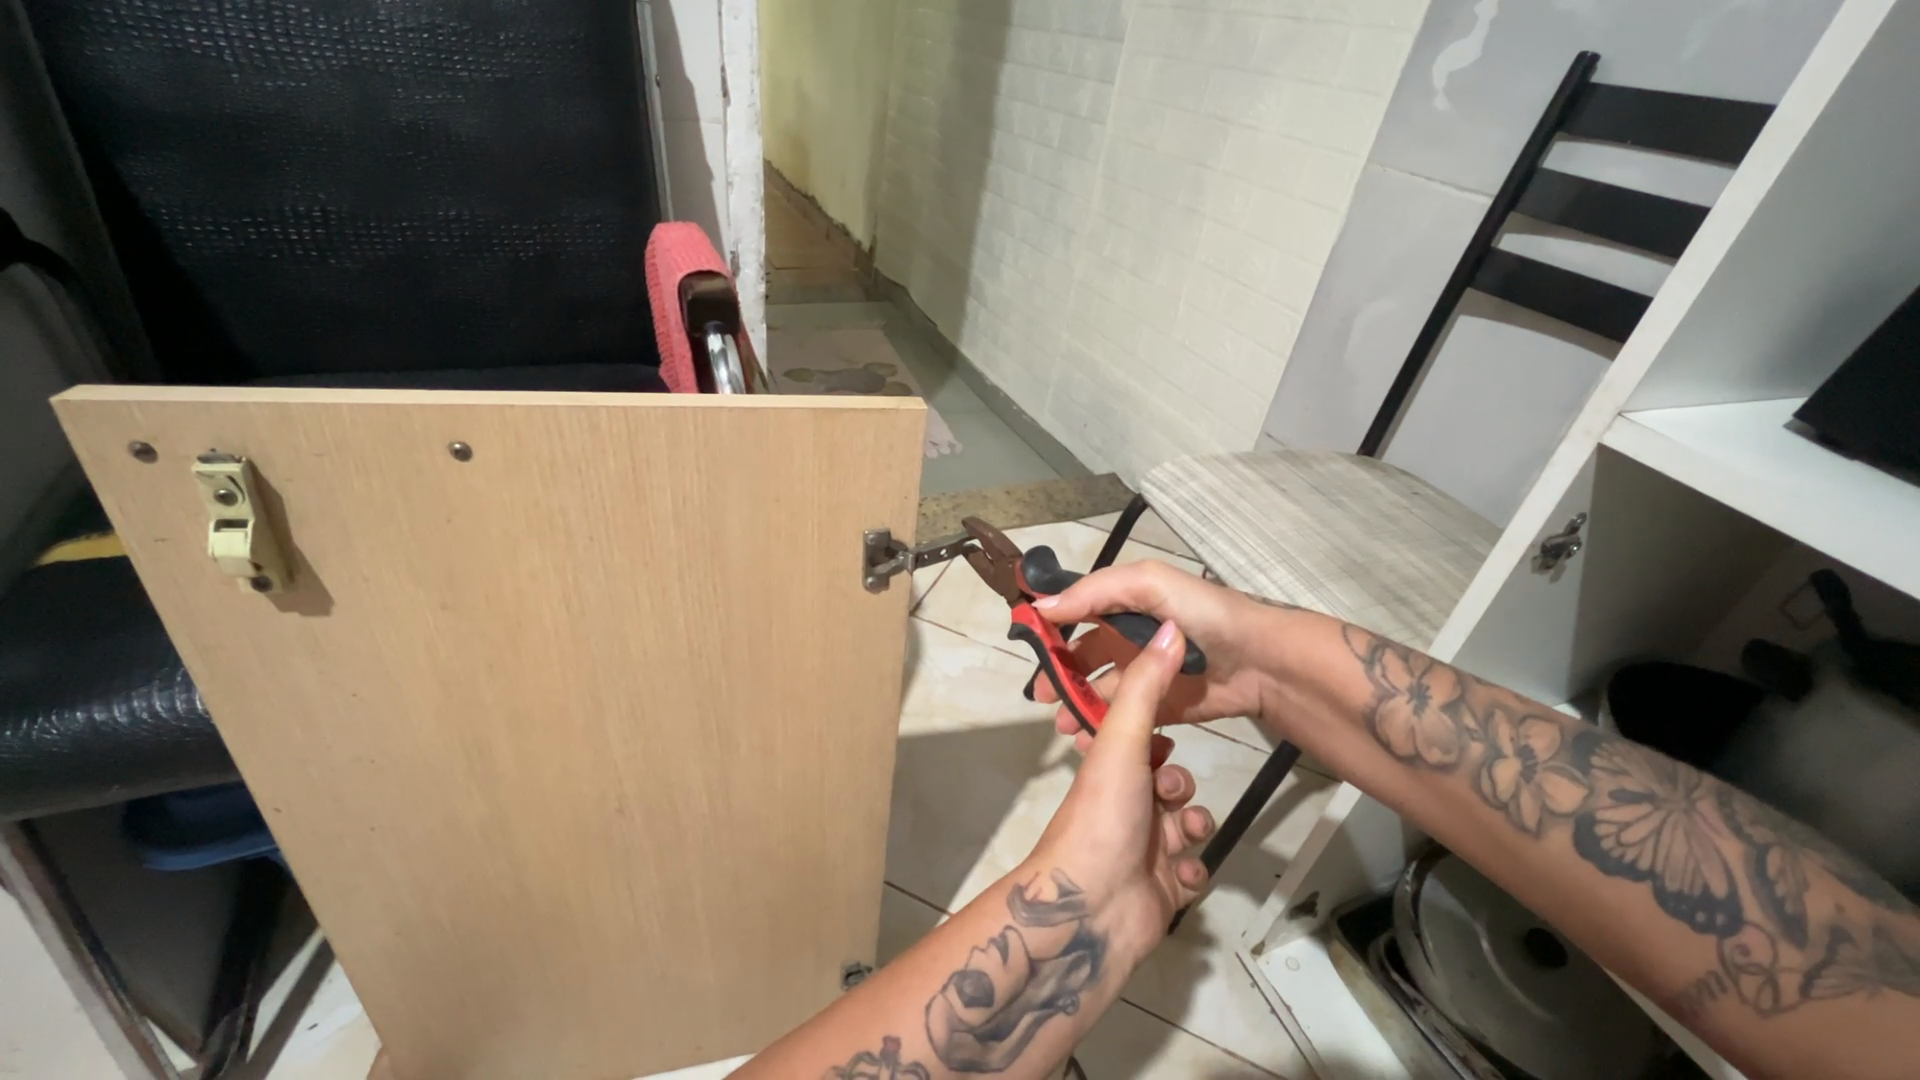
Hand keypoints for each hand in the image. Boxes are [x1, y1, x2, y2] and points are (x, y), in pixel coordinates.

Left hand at [1021, 619, 1219, 959]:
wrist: (1090, 907)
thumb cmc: (1100, 815)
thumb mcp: (1121, 741)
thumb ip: (1147, 686)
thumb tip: (1171, 626)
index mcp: (1108, 771)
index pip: (1144, 746)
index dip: (1162, 745)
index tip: (1168, 745)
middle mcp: (1125, 805)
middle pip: (1173, 786)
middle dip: (1181, 791)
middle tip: (1168, 799)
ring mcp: (1144, 848)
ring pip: (1188, 825)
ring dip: (1191, 828)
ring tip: (1178, 839)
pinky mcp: (1162, 886)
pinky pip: (1193, 869)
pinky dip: (1191, 871)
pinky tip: (1178, 875)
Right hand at [1031, 561, 1284, 745]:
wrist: (1259, 661)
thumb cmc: (1202, 614)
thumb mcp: (1148, 584)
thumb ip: (1094, 592)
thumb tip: (1040, 608)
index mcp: (1123, 604)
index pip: (1075, 612)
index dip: (1049, 627)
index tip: (1027, 645)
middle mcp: (1128, 638)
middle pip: (1079, 656)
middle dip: (1057, 673)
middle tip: (1041, 696)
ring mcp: (1143, 675)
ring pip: (1096, 691)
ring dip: (1075, 704)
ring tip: (1063, 723)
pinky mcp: (1160, 708)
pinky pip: (1122, 718)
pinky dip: (1102, 728)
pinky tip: (1088, 739)